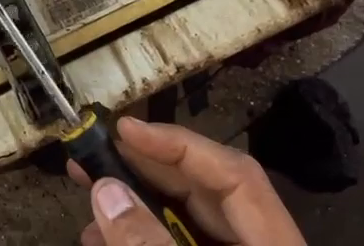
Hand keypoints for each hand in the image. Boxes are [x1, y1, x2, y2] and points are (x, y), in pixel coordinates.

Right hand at [70, 119, 305, 245]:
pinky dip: (141, 240)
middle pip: (206, 194)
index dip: (178, 144)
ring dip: (134, 210)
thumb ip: (150, 245)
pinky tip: (103, 240)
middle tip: (91, 156)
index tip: (123, 129)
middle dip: (144, 172)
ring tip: (88, 205)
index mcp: (275, 245)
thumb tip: (105, 189)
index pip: (235, 172)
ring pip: (187, 226)